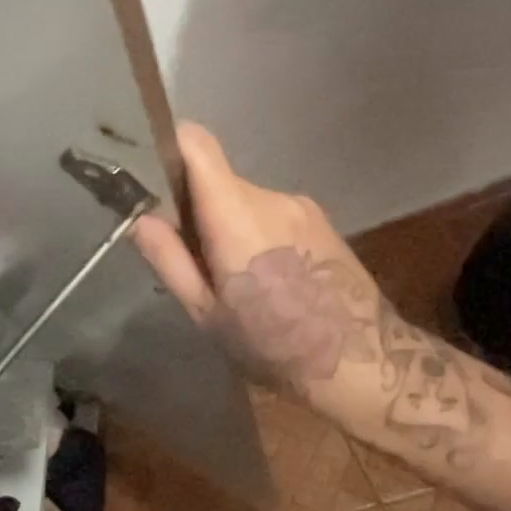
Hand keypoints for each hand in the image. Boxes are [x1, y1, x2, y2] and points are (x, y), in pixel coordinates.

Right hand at [133, 122, 382, 393]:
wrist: (371, 368)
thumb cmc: (277, 347)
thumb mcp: (207, 315)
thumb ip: (169, 260)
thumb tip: (140, 219)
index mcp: (236, 215)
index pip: (196, 143)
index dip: (166, 146)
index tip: (145, 175)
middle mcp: (269, 197)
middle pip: (213, 179)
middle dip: (191, 207)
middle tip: (184, 257)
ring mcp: (300, 207)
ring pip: (239, 199)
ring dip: (223, 225)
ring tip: (226, 278)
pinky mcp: (319, 221)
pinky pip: (267, 213)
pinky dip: (250, 233)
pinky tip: (260, 279)